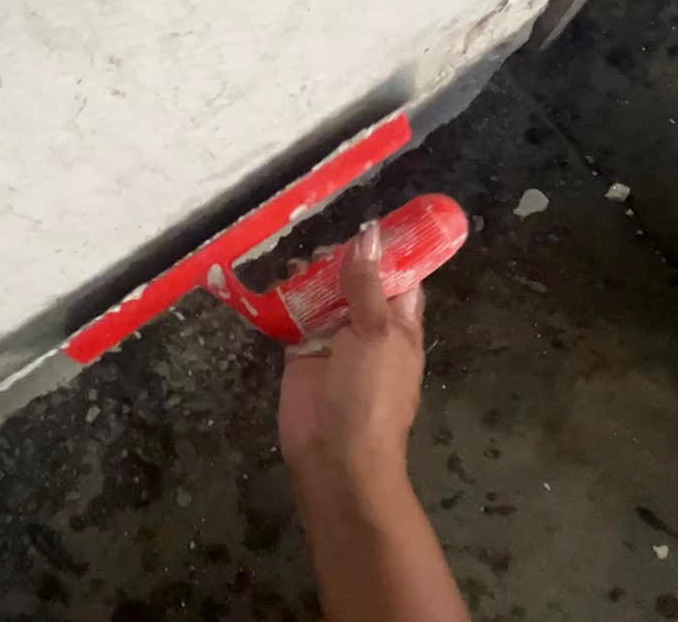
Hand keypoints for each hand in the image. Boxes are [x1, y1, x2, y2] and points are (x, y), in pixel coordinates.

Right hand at [277, 220, 426, 491]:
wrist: (336, 455)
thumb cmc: (370, 394)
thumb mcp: (376, 333)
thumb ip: (367, 284)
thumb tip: (368, 235)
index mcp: (399, 324)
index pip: (400, 278)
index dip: (389, 252)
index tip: (371, 222)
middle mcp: (367, 327)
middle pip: (356, 281)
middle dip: (341, 260)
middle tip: (324, 247)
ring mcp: (333, 339)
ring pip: (323, 294)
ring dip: (311, 275)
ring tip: (298, 261)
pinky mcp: (302, 350)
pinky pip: (293, 315)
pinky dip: (284, 297)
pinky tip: (277, 281)